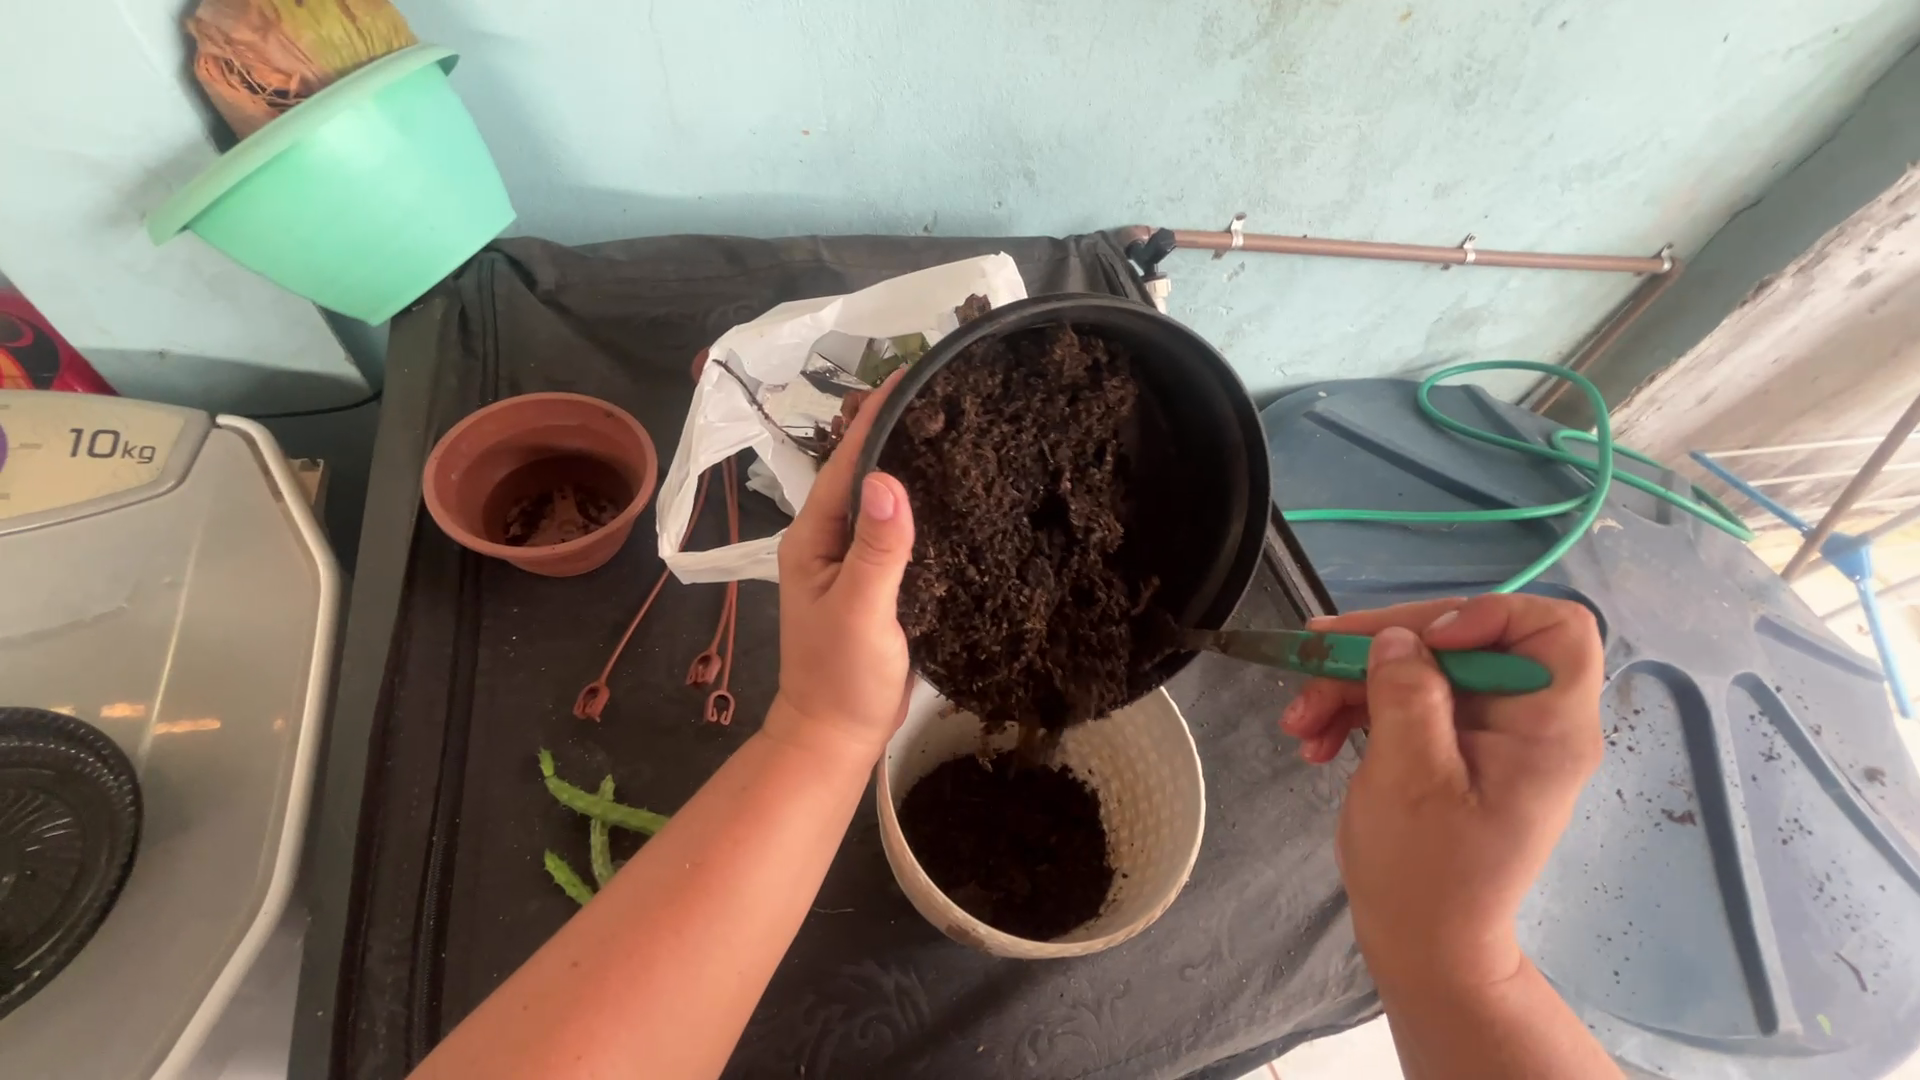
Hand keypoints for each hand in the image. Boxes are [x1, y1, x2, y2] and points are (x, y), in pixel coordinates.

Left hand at [767, 371, 915, 761]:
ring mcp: (853, 561)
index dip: (874, 420)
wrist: (837, 733)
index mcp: (815, 537)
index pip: (845, 465)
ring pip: (882, 503)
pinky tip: (952, 499)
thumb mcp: (860, 611)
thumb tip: (889, 478)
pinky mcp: (878, 582)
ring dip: (910, 468)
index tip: (907, 375)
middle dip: (896, 434)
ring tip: (954, 434)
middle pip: (863, 475)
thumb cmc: (841, 676)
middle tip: (943, 396)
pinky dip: (921, 510)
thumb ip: (876, 549)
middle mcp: (830, 539)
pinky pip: (898, 534)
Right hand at [1280, 594, 1604, 992]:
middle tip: (1315, 652)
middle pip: (1458, 640)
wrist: (1420, 938)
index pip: (1553, 628)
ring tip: (1298, 719)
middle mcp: (1521, 718)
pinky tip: (1312, 738)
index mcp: (1544, 727)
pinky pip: (1397, 698)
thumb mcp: (1410, 778)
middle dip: (1379, 647)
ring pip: (1414, 667)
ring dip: (1348, 683)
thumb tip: (1397, 636)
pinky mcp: (1442, 742)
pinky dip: (1350, 709)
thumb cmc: (1426, 869)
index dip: (1487, 615)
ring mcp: (1480, 731)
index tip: (1420, 642)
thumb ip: (1408, 698)